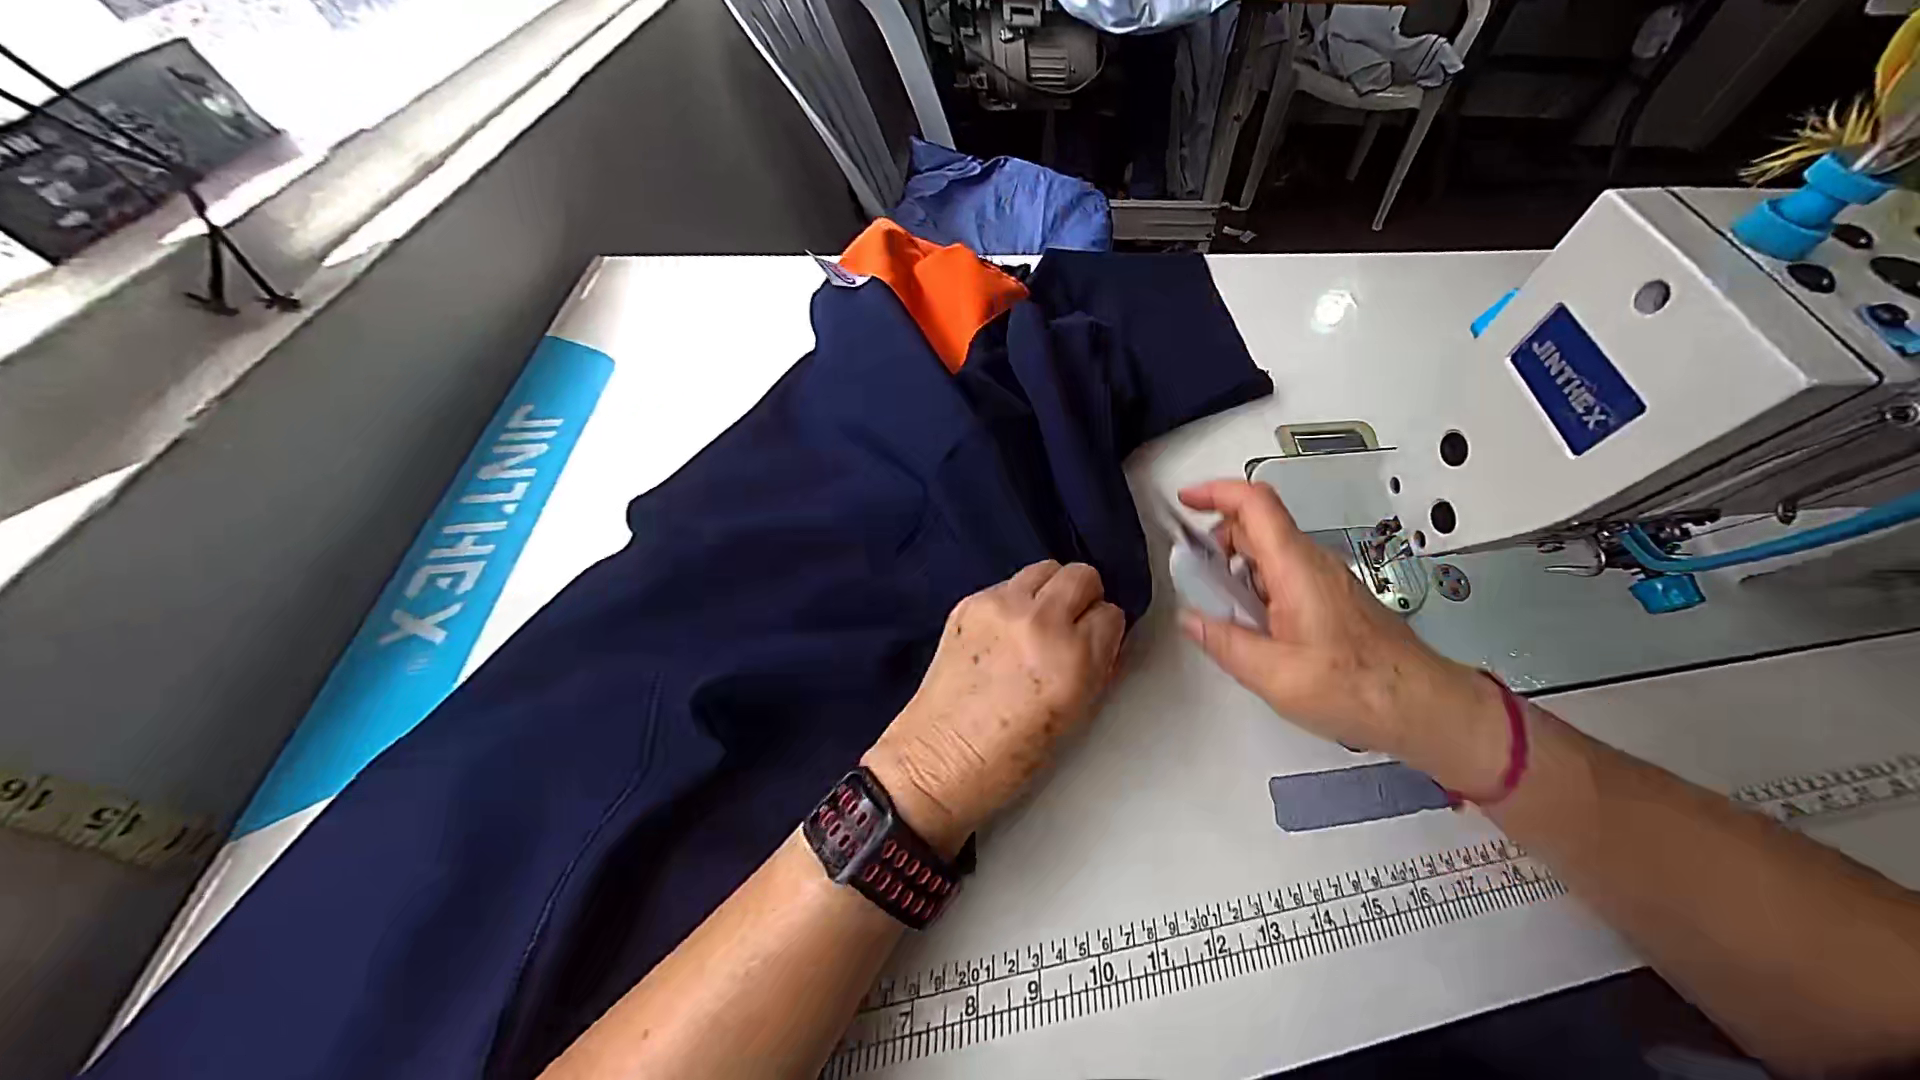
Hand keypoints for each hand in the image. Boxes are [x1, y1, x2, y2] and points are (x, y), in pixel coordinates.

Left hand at [865, 561, 1125, 854]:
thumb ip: (1097, 666)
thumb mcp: (1076, 715)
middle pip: (1081, 575)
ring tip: (1040, 623)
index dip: (1105, 629)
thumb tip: (1105, 636)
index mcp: (1073, 659)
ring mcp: (1000, 607)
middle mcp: (1038, 622)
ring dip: (1050, 590)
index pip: (1111, 614)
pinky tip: (1006, 632)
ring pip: (1045, 568)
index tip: (1096, 642)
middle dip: (1084, 597)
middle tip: (1073, 624)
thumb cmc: (1010, 756)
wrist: (938, 759)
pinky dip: (1016, 600)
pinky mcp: (969, 603)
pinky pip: (1008, 583)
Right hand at [1175, 480, 1507, 793]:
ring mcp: (1323, 578)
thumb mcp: (1274, 675)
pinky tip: (1254, 629)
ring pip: (1266, 552)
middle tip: (1198, 581)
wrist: (1424, 707)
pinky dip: (1254, 589)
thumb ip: (1224, 642)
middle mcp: (1312, 564)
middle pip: (1254, 526)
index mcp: (1297, 568)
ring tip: (1226, 616)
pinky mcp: (1328, 596)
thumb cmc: (1366, 688)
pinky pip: (1281, 575)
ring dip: (1234, 572)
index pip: (1254, 503)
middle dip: (1216, 545)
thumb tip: (1192, 621)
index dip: (1214, 492)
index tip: (1188, 500)